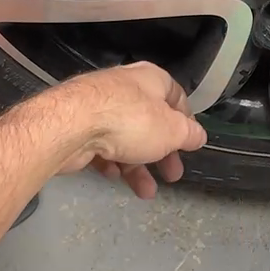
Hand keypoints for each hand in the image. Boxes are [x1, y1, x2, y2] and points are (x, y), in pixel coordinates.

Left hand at [33, 63, 207, 197]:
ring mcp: (99, 106)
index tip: (190, 144)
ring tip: (146, 190)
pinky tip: (115, 176)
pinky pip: (102, 146)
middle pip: (151, 123)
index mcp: (151, 79)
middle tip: (171, 174)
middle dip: (163, 153)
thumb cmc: (129, 121)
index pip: (177, 98)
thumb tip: (199, 136)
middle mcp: (125, 88)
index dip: (186, 123)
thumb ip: (189, 135)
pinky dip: (111, 162)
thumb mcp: (173, 131)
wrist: (71, 126)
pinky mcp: (79, 126)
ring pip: (126, 138)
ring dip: (138, 166)